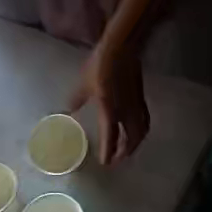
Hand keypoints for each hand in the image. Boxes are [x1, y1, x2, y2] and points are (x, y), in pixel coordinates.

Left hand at [67, 43, 149, 165]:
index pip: (111, 138)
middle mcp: (126, 112)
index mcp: (110, 111)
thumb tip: (67, 110)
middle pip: (132, 139)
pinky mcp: (141, 97)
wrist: (122, 48)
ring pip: (141, 131)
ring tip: (128, 147)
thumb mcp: (84, 84)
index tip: (106, 163)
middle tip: (118, 159)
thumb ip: (77, 99)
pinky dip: (141, 129)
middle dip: (126, 152)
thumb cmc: (100, 65)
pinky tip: (135, 127)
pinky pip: (144, 120)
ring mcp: (136, 105)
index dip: (109, 152)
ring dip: (135, 142)